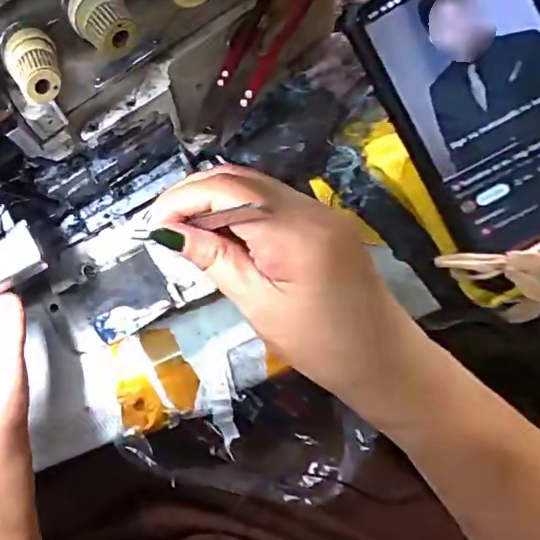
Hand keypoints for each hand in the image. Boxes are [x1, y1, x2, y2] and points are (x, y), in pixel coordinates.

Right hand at [145, 166, 435, 406]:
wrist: (387, 361)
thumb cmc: (321, 344)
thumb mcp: (256, 303)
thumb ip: (212, 258)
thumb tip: (166, 231)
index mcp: (294, 231)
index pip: (225, 191)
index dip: (181, 200)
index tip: (152, 227)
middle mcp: (309, 209)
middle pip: (237, 178)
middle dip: (191, 193)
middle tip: (160, 225)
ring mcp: (318, 211)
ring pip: (250, 184)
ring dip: (210, 199)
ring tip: (180, 228)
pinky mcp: (320, 221)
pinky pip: (266, 200)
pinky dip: (232, 207)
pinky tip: (215, 232)